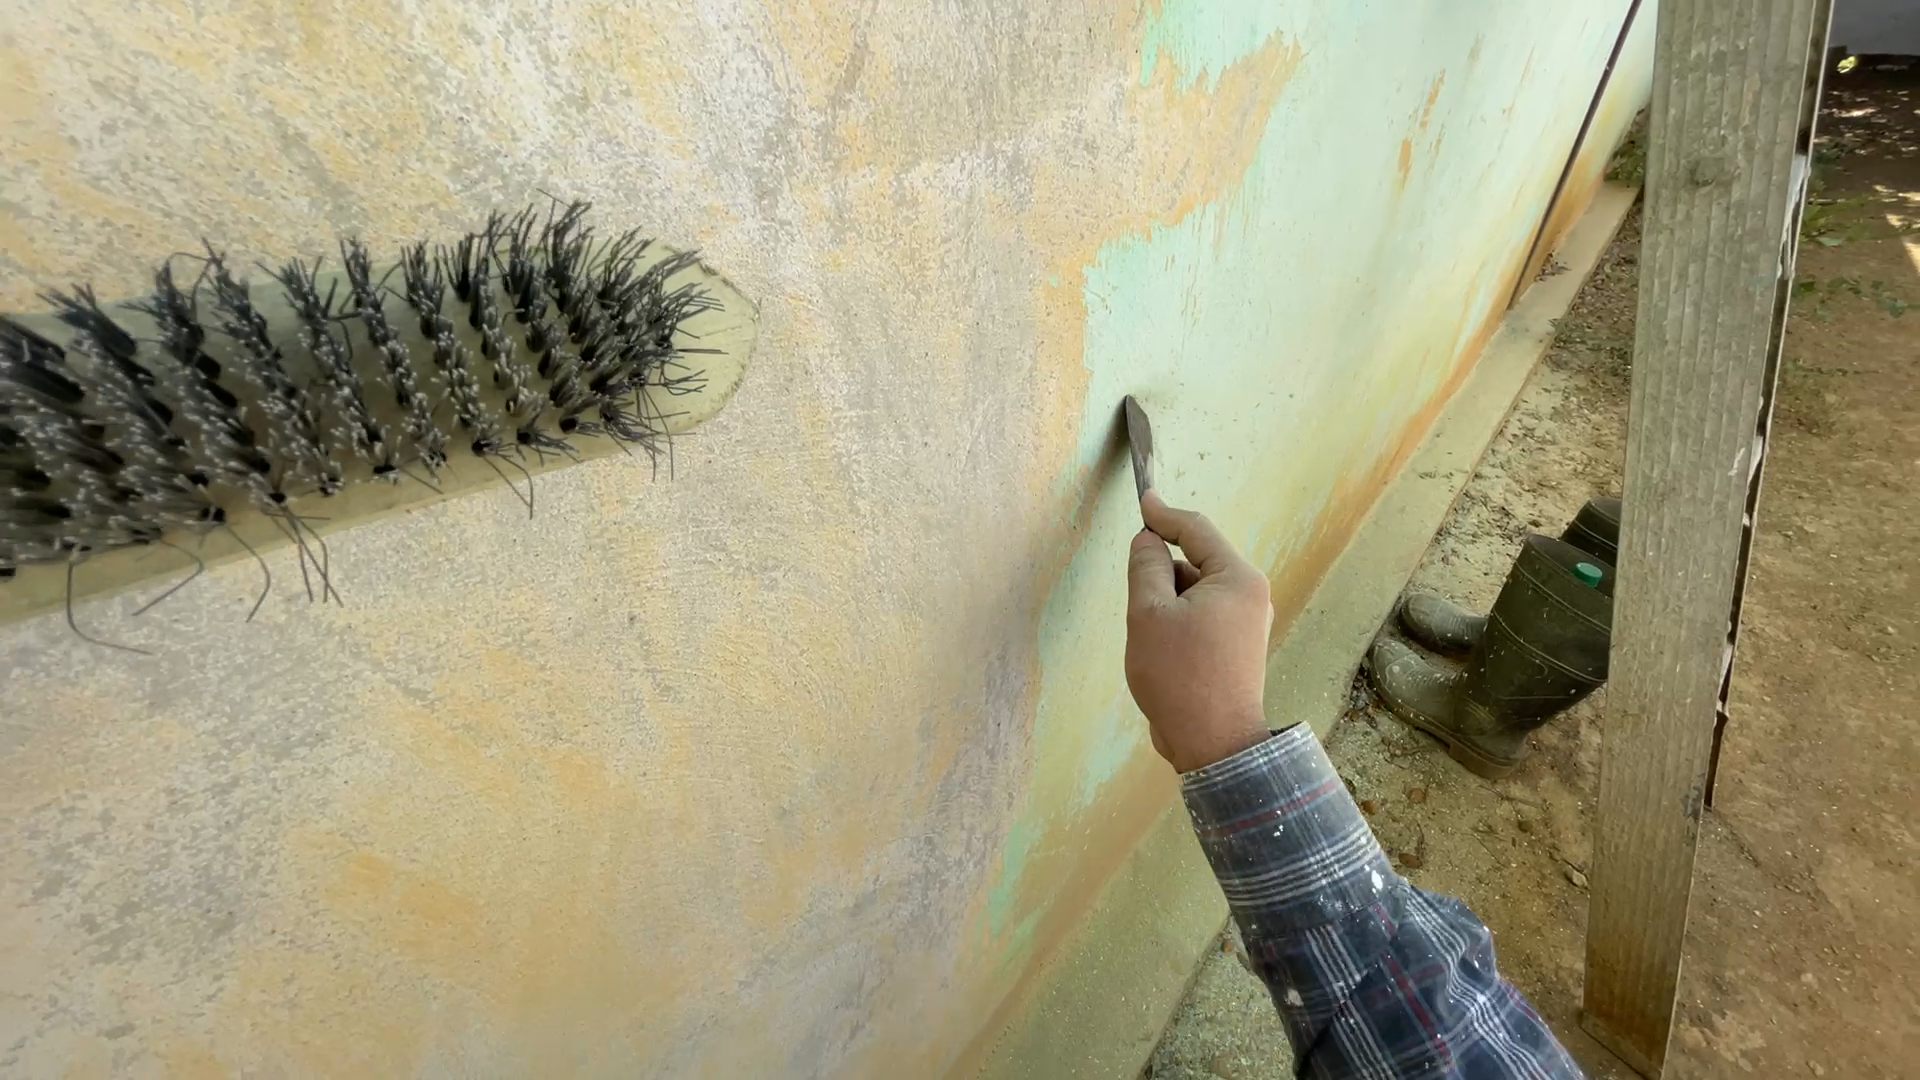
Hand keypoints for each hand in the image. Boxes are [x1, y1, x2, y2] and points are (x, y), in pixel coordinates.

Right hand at [1125, 490, 1274, 772]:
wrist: (1213, 745)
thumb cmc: (1179, 674)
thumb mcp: (1149, 613)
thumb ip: (1146, 566)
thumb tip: (1147, 539)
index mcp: (1237, 579)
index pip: (1196, 530)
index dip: (1164, 515)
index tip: (1142, 500)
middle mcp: (1250, 595)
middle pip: (1194, 562)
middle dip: (1161, 575)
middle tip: (1140, 611)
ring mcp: (1246, 622)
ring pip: (1193, 591)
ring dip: (1166, 602)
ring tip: (1154, 643)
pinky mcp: (1236, 646)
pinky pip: (1200, 614)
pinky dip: (1176, 620)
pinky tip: (1164, 654)